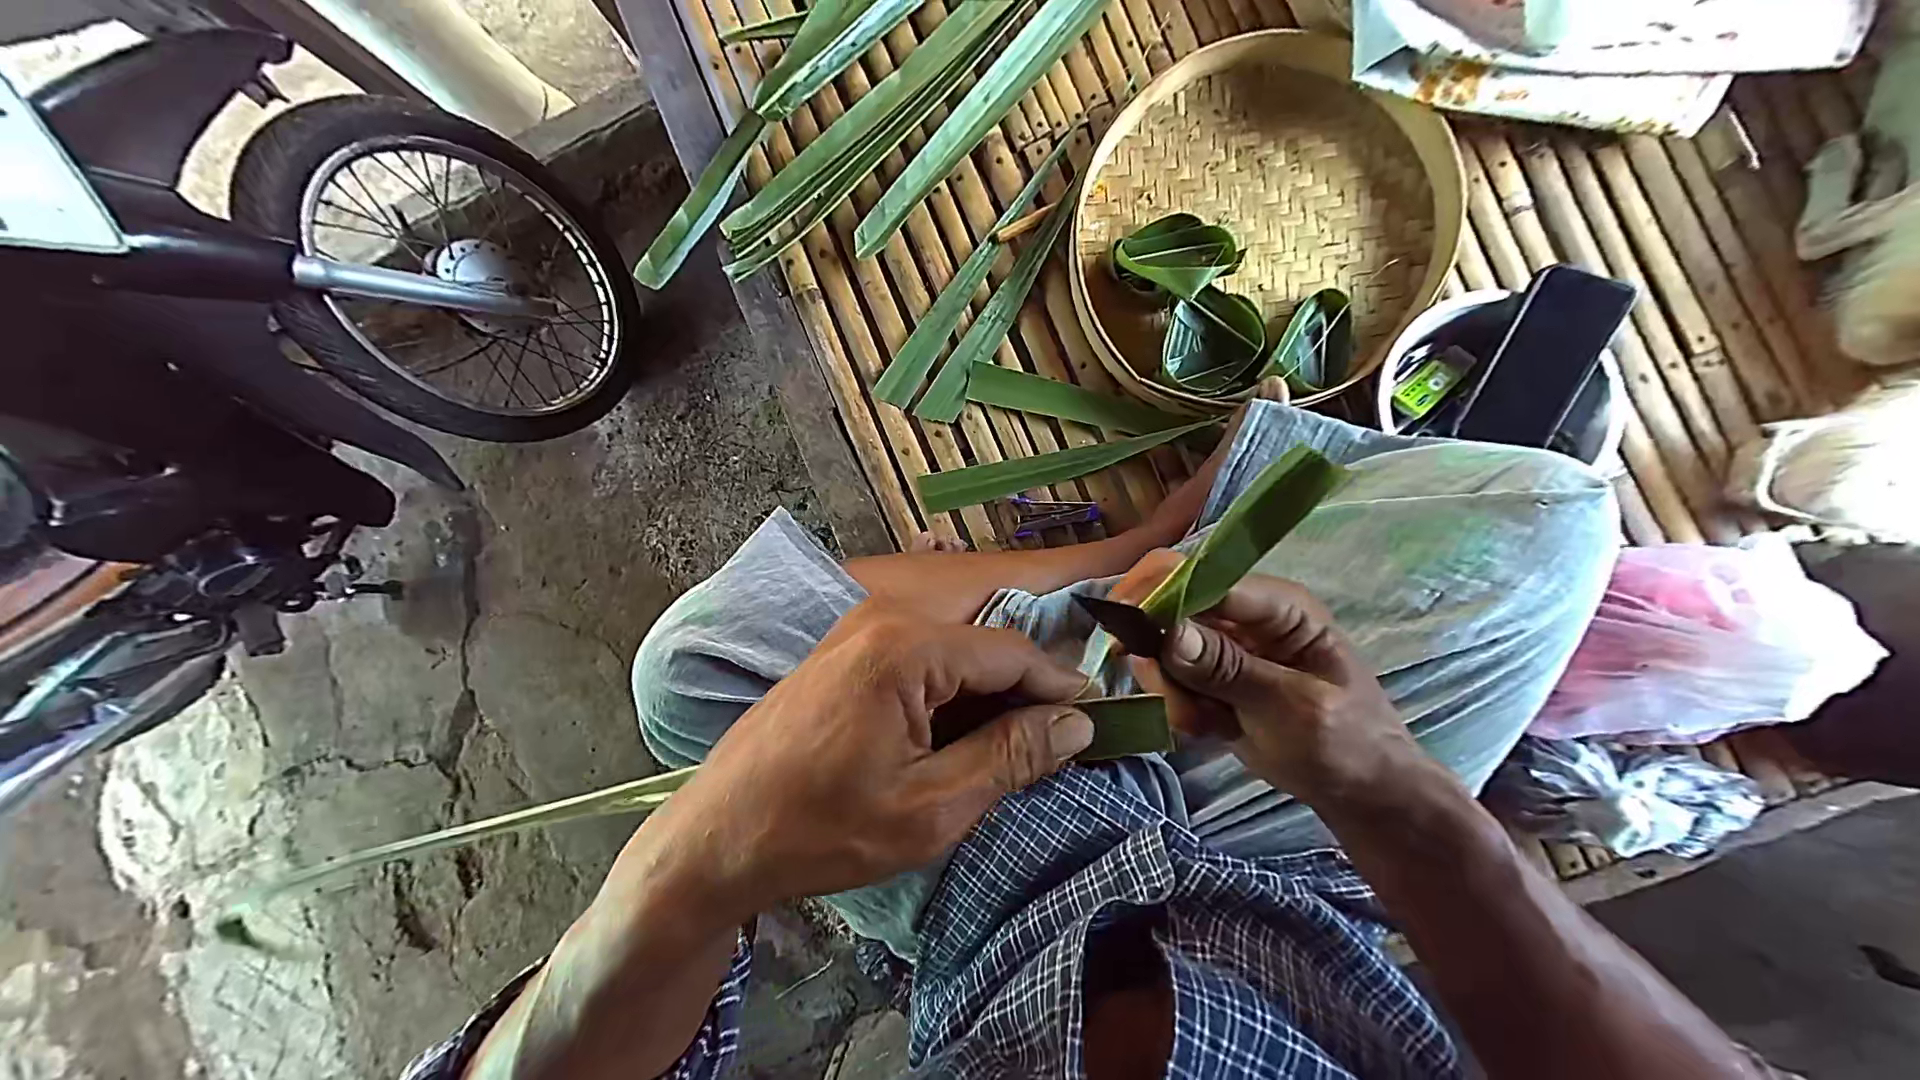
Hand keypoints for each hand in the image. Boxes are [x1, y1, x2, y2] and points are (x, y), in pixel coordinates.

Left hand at [646, 600, 1092, 918]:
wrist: (717, 834)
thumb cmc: (819, 829)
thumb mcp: (930, 808)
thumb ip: (1010, 756)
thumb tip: (1076, 724)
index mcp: (905, 646)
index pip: (1011, 650)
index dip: (1060, 684)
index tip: (1095, 719)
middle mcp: (883, 618)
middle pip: (983, 638)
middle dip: (1027, 684)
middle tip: (1059, 734)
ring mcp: (859, 628)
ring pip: (954, 645)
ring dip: (990, 688)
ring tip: (1014, 740)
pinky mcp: (847, 648)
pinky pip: (921, 653)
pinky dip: (953, 687)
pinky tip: (961, 730)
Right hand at [1118, 561, 1433, 806]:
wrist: (1358, 793)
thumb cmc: (1347, 743)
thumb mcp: (1293, 706)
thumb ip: (1229, 669)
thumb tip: (1168, 633)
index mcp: (1275, 604)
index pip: (1201, 575)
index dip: (1157, 593)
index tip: (1125, 632)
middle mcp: (1242, 615)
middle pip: (1168, 608)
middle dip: (1161, 658)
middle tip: (1175, 701)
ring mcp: (1222, 646)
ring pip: (1160, 649)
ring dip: (1172, 691)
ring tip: (1205, 724)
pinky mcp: (1208, 676)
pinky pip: (1168, 680)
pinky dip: (1178, 707)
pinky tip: (1210, 729)